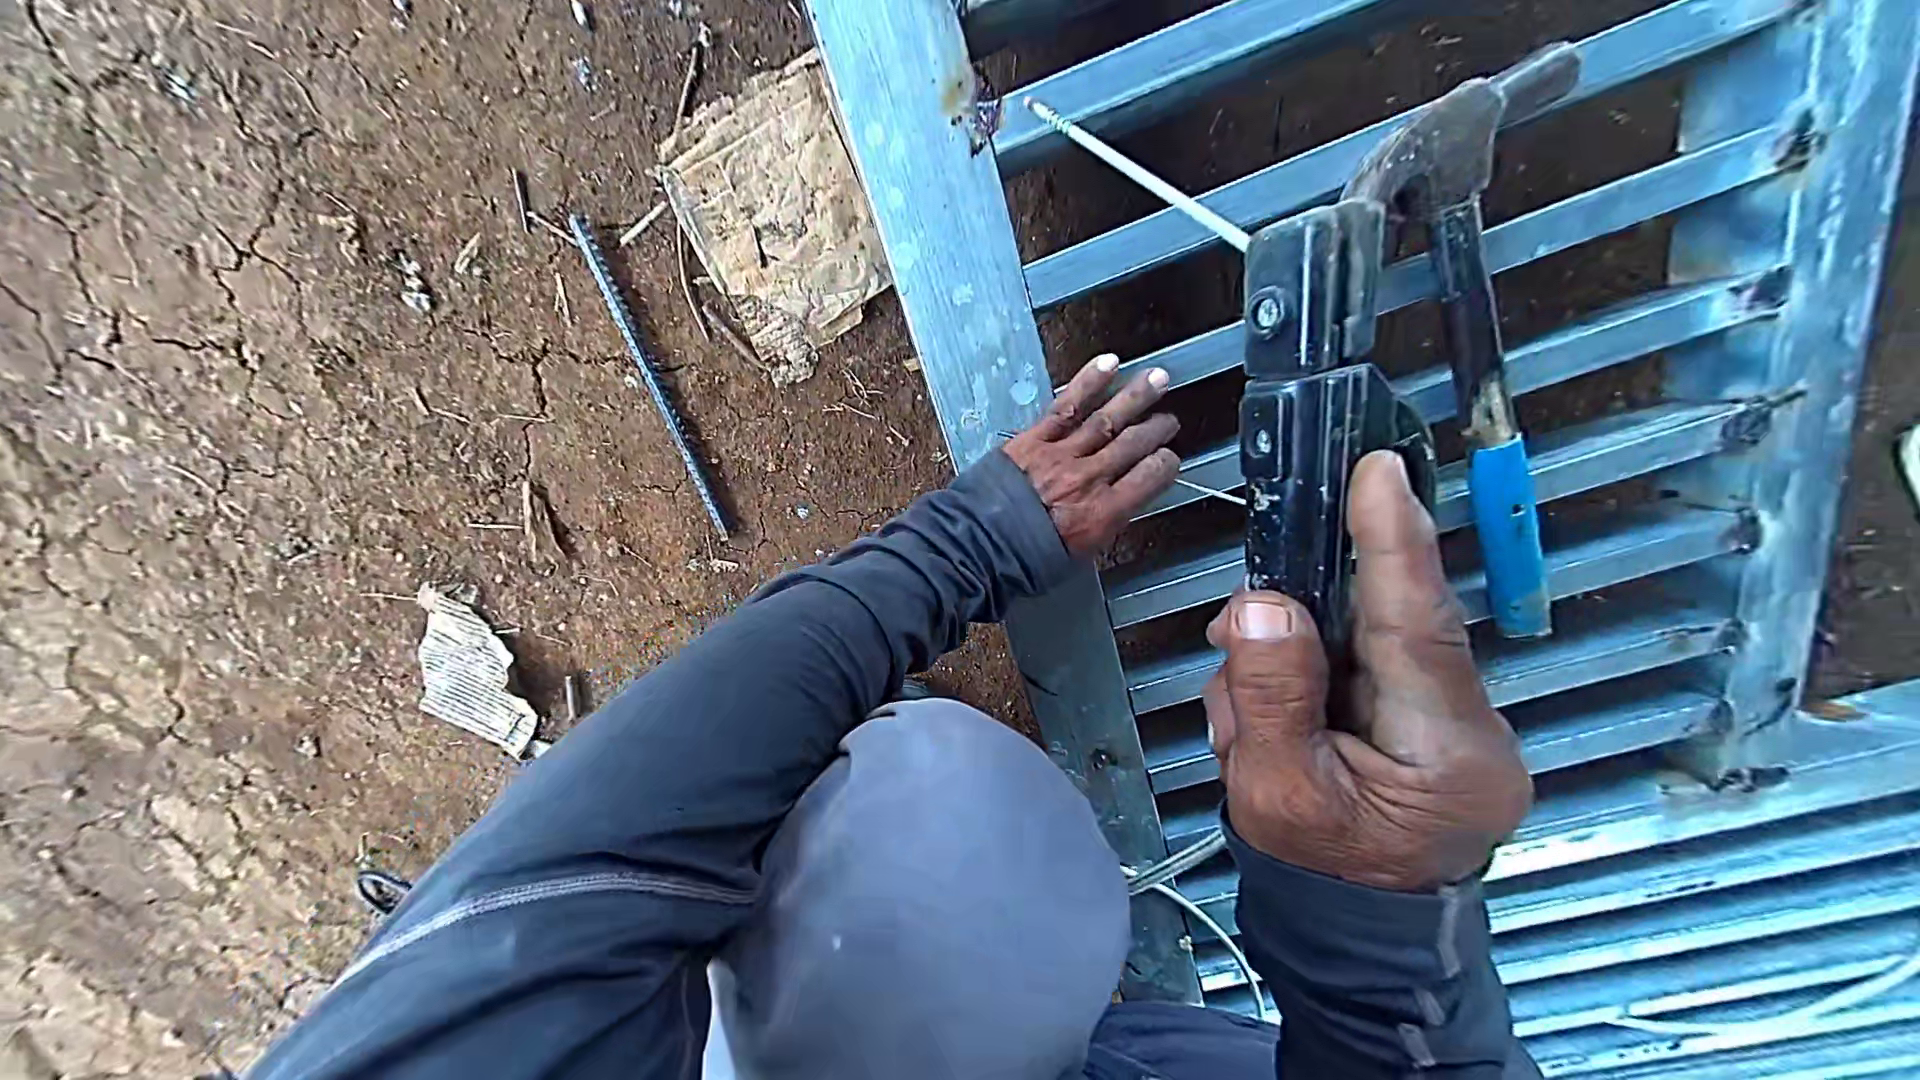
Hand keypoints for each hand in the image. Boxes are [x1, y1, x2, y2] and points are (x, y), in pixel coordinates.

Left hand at [1002, 353, 1180, 558]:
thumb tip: (1114, 508)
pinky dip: (1089, 383)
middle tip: (1168, 421)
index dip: (1165, 465)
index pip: (1149, 479)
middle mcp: (1088, 479)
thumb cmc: (1021, 560)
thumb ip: (1100, 527)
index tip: (1170, 458)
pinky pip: (1068, 406)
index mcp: (1102, 513)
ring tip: (1157, 379)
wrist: (978, 546)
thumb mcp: (1075, 557)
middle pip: (1133, 445)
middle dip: (1156, 430)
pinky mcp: (1034, 439)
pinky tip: (1108, 366)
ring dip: (1136, 397)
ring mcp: (1061, 455)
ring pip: (1107, 419)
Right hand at [1205, 450, 1531, 890]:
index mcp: (1445, 747)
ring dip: (1277, 662)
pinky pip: (1342, 658)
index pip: (1417, 623)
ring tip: (1242, 724)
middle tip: (1232, 637)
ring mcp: (1439, 712)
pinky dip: (1287, 675)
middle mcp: (1462, 718)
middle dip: (1294, 616)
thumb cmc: (1316, 865)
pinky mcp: (1409, 709)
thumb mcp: (1275, 790)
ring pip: (1346, 636)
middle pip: (1375, 621)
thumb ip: (1270, 693)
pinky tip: (1259, 721)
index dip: (1394, 542)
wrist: (1346, 919)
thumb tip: (1261, 603)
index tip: (1379, 471)